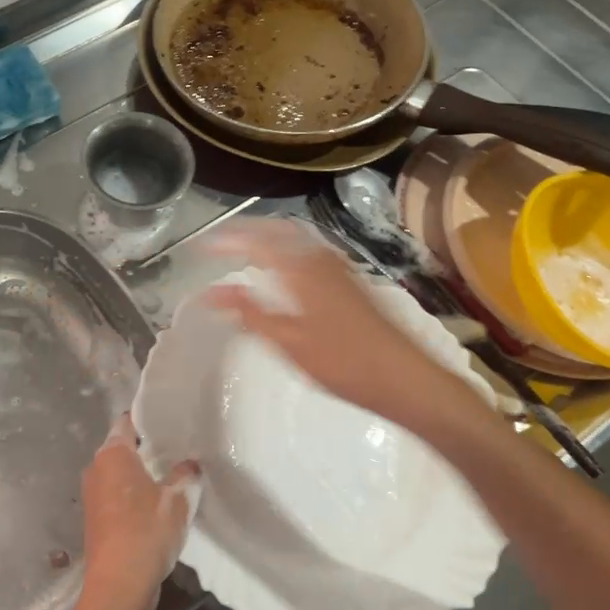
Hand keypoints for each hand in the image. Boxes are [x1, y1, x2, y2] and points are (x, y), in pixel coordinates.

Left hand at [81, 414, 199, 609]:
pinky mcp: (96, 518)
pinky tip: (155, 505)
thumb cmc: (146, 532)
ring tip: (170, 476)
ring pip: (118, 474)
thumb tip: (190, 464)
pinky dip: (132, 495)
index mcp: (112, 454)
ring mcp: (93, 495)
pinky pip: (116, 495)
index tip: (169, 421)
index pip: (127, 422)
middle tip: (176, 448)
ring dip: (139, 475)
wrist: (118, 586)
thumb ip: (185, 476)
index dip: (147, 419)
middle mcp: (96, 468)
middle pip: (121, 447)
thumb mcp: (177, 502)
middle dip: (146, 448)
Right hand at [204, 217, 495, 441]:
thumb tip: (210, 291)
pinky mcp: (351, 282)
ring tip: (247, 249)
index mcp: (301, 269)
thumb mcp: (287, 342)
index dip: (227, 239)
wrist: (406, 379)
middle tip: (222, 242)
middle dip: (248, 230)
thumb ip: (248, 312)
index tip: (202, 247)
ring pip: (298, 239)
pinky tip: (285, 269)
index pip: (256, 240)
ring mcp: (340, 269)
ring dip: (270, 237)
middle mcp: (320, 259)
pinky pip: (311, 251)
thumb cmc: (343, 364)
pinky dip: (289, 249)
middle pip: (279, 230)